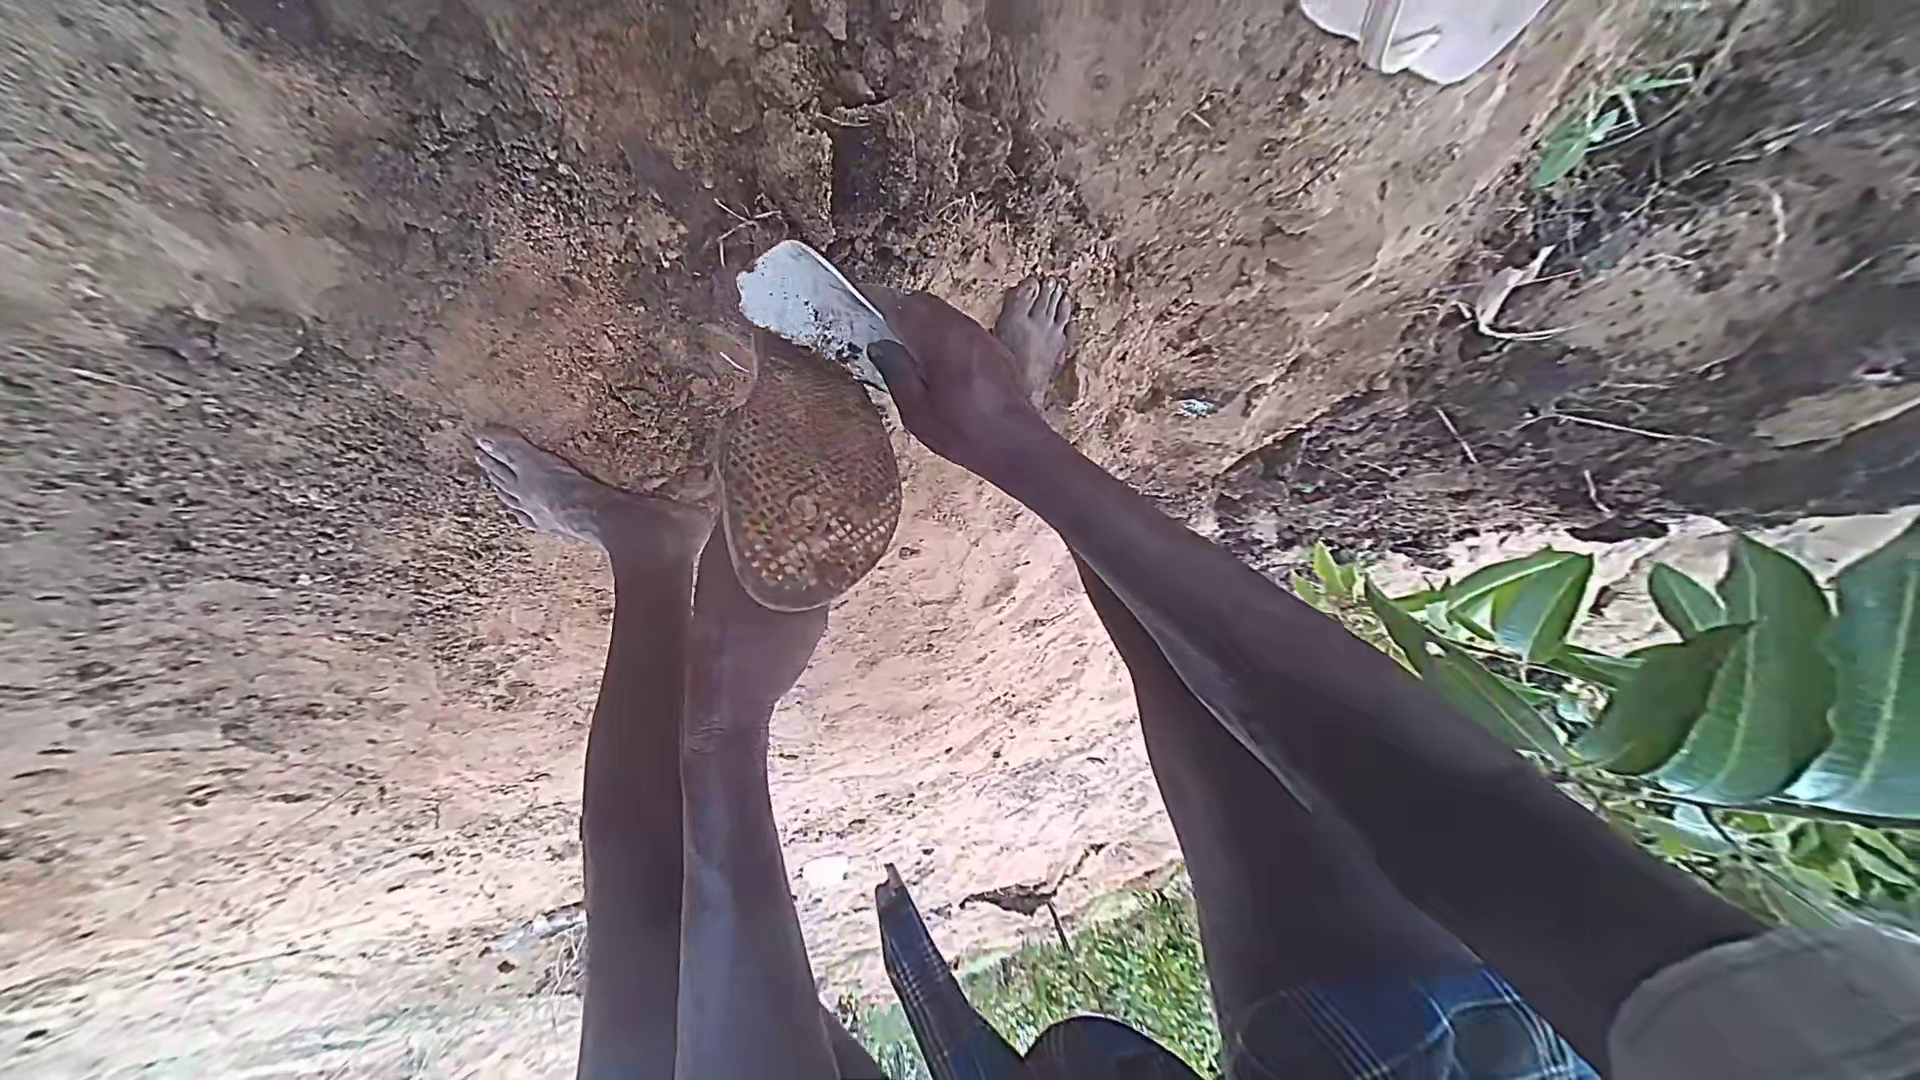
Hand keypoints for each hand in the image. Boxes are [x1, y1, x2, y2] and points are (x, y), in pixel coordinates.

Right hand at [862, 288, 1057, 479]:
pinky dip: (943, 340)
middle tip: (881, 334)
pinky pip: (962, 334)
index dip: (877, 302)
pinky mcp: (995, 352)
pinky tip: (937, 368)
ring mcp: (983, 338)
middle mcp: (964, 329)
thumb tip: (880, 347)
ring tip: (907, 355)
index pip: (901, 304)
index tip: (860, 307)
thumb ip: (895, 371)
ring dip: (923, 327)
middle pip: (924, 305)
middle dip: (900, 314)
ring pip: (945, 318)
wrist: (1016, 445)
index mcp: (941, 337)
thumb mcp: (916, 409)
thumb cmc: (967, 432)